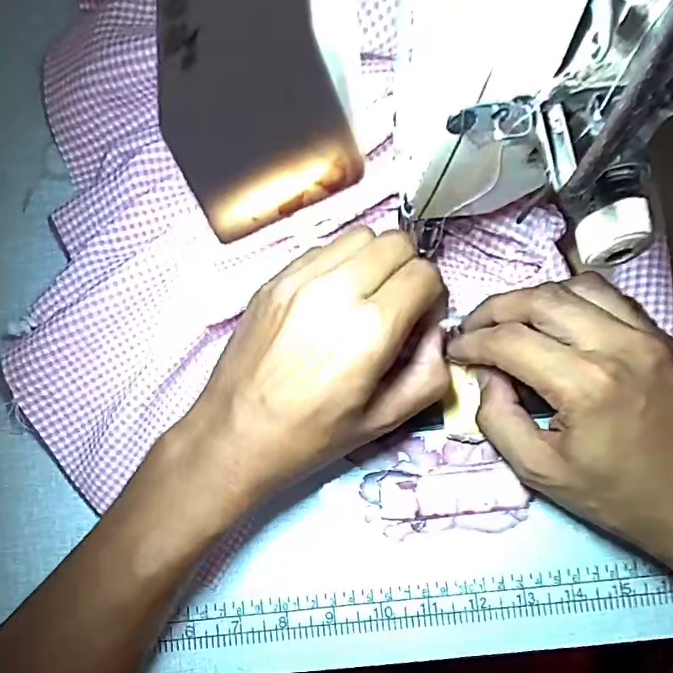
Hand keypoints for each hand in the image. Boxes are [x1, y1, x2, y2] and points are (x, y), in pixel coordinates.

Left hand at [172, 228, 448, 510]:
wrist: (236, 434)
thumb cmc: (313, 436)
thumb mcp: (386, 421)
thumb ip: (429, 375)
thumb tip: (435, 335)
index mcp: (370, 329)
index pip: (425, 274)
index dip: (433, 299)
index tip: (420, 326)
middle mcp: (336, 290)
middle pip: (397, 243)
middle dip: (410, 272)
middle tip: (398, 310)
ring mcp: (299, 278)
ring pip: (361, 236)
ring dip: (376, 262)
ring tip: (365, 302)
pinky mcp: (274, 279)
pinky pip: (323, 248)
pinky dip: (341, 266)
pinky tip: (331, 305)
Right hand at [446, 273, 672, 568]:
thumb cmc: (620, 499)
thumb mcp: (543, 475)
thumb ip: (500, 421)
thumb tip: (487, 378)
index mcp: (586, 385)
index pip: (511, 341)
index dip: (472, 342)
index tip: (454, 351)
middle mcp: (618, 345)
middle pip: (541, 299)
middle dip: (496, 309)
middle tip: (472, 328)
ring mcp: (647, 335)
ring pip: (576, 286)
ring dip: (534, 297)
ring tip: (510, 320)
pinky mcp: (662, 337)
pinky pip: (610, 297)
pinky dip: (573, 298)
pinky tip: (557, 320)